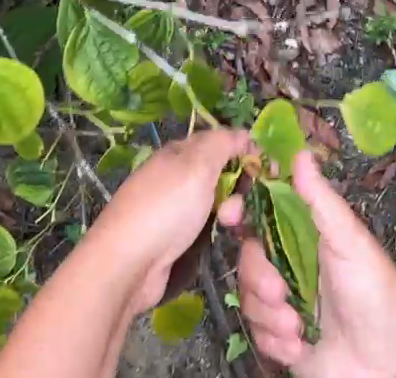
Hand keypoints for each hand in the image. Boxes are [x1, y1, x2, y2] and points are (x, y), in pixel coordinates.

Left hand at [86, 127, 251, 312]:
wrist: (128, 263)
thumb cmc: (166, 207)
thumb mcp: (197, 165)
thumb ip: (222, 143)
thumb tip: (242, 133)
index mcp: (180, 152)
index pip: (221, 141)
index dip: (245, 151)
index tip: (268, 170)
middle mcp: (176, 174)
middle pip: (221, 172)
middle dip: (238, 186)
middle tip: (236, 206)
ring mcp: (174, 206)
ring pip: (216, 200)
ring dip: (229, 211)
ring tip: (227, 225)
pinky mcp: (174, 236)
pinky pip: (206, 223)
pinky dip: (216, 228)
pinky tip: (221, 237)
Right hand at [219, 152, 395, 377]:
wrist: (390, 364)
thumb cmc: (376, 292)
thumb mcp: (350, 242)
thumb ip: (321, 201)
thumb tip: (299, 152)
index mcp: (305, 233)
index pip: (262, 210)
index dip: (240, 208)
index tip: (230, 214)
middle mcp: (290, 262)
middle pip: (249, 255)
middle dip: (259, 277)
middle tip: (281, 293)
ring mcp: (284, 299)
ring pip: (248, 294)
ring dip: (268, 314)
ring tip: (297, 327)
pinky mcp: (282, 335)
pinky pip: (256, 330)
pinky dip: (274, 340)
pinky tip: (298, 346)